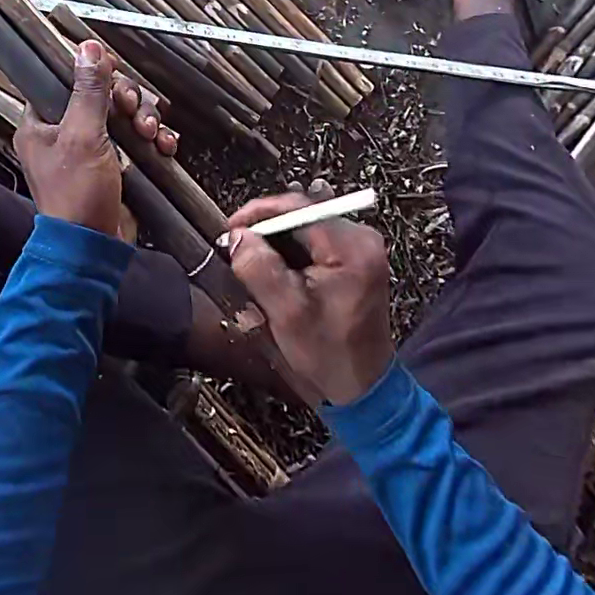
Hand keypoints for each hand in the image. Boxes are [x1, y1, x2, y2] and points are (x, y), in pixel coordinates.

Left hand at [15, 40, 176, 236]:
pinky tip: (161, 145)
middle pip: (99, 95)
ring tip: (149, 134)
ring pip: (121, 116)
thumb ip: (87, 92)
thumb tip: (88, 51)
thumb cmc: (75, 198)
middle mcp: (62, 134)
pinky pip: (135, 140)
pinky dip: (151, 139)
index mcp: (41, 124)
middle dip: (125, 100)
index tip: (112, 72)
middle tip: (132, 110)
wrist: (94, 248)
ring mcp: (89, 149)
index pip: (63, 80)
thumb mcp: (83, 136)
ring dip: (142, 119)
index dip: (90, 73)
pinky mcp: (112, 164)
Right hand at [226, 193, 393, 405]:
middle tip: (236, 248)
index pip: (297, 208)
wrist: (362, 386)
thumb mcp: (286, 312)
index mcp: (352, 248)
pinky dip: (287, 252)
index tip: (232, 228)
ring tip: (251, 263)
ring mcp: (359, 248)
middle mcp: (361, 240)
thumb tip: (238, 236)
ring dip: (273, 242)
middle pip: (299, 215)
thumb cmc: (329, 353)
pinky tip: (274, 272)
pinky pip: (310, 240)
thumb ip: (259, 268)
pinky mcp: (352, 258)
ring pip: (301, 227)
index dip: (259, 213)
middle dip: (264, 230)